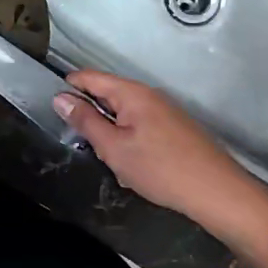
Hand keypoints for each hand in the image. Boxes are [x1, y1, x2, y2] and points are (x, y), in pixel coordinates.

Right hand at [52, 71, 258, 223]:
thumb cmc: (159, 168)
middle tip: (83, 144)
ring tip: (110, 160)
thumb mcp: (113, 147)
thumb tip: (60, 98)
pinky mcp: (175, 128)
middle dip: (91, 116)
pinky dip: (129, 141)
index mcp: (131, 93)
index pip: (89, 77)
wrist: (216, 191)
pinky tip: (133, 167)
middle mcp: (149, 94)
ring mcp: (165, 110)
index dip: (68, 88)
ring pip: (124, 114)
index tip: (52, 108)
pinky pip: (141, 126)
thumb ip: (85, 121)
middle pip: (107, 94)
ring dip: (110, 133)